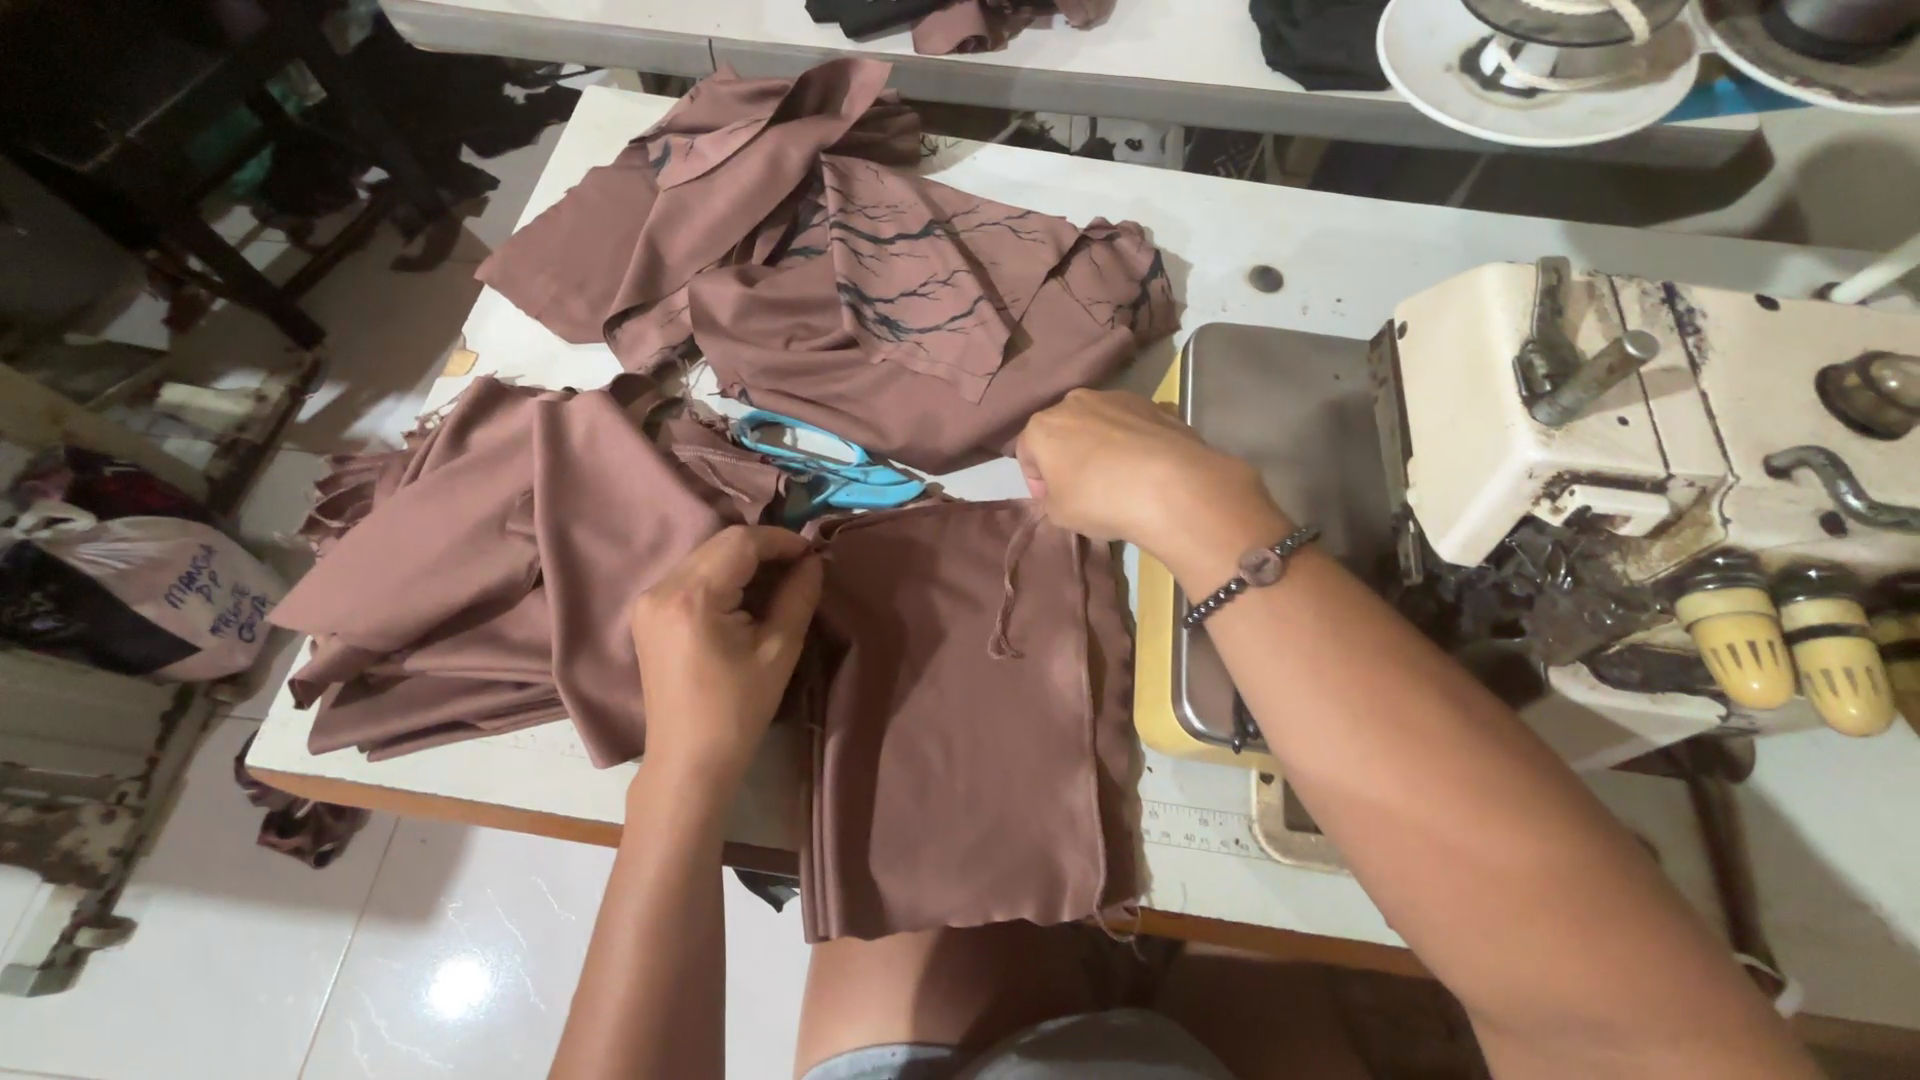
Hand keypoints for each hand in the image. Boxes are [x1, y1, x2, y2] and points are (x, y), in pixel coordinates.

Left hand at [630, 526, 823, 788]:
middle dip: (763, 549)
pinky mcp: (649, 614)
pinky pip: (691, 577)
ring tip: (779, 582)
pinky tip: (747, 597)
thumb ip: (798, 596)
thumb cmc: (738, 710)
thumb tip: (813, 562)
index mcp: (691, 597)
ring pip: (705, 557)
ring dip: (743, 562)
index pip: (740, 542)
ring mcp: (649, 601)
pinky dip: (723, 577)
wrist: (689, 759)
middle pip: (719, 544)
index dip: (780, 540)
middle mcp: (661, 588)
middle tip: (800, 568)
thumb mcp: (779, 650)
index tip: (812, 554)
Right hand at [1014, 390, 1289, 579]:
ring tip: (1118, 477)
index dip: (1035, 480)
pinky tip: (1145, 467)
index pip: (1026, 451)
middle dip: (1067, 455)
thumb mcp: (1059, 515)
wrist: (1170, 485)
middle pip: (1062, 430)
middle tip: (1081, 487)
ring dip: (1100, 444)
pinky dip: (1132, 441)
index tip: (1050, 501)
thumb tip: (1062, 492)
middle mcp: (1075, 402)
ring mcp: (1117, 398)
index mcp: (1043, 426)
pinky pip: (1132, 424)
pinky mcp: (1153, 404)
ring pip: (1098, 422)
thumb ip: (1051, 500)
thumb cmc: (1099, 500)